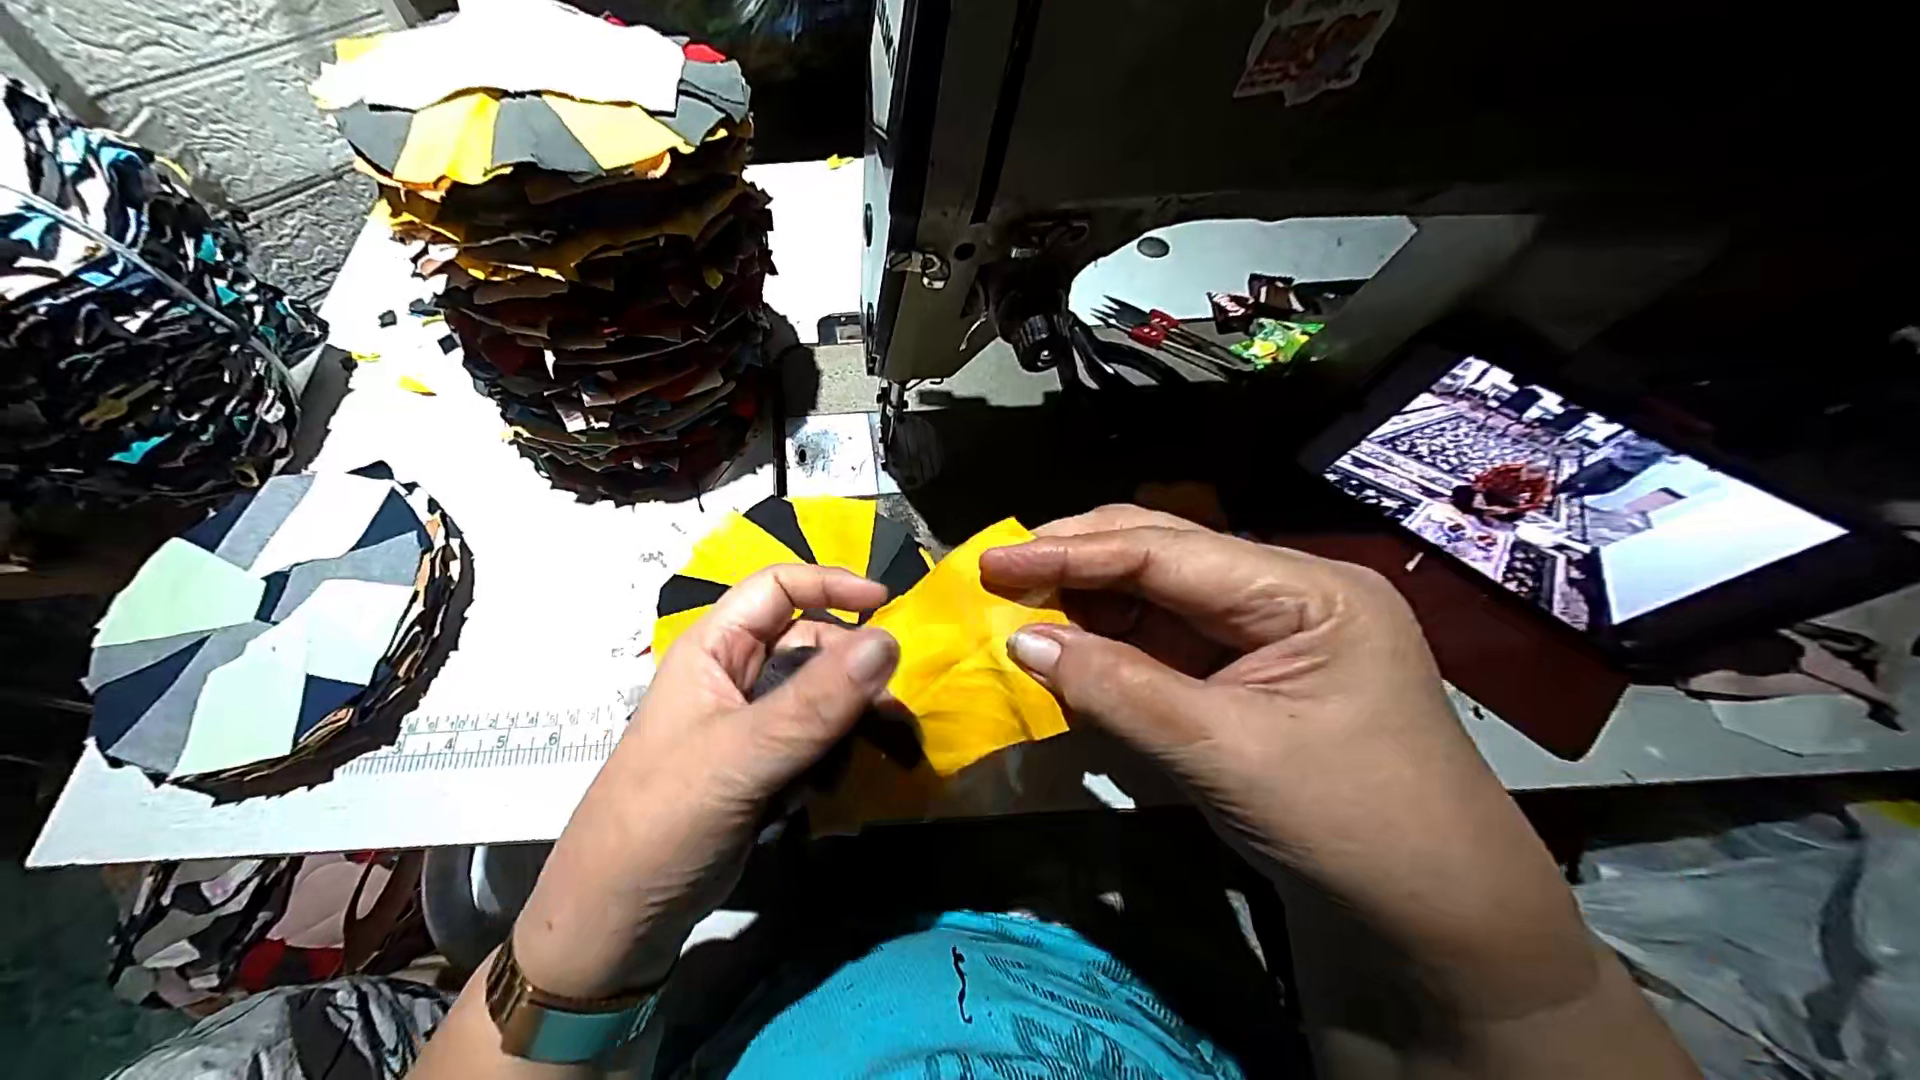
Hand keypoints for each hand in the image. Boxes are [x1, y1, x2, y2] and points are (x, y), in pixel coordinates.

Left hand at [512, 565, 898, 999]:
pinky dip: (839, 748)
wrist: (617, 921)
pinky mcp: (767, 763)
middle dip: (854, 665)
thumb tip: (890, 640)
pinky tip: (838, 780)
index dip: (831, 584)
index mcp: (714, 649)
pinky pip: (819, 735)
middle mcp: (735, 675)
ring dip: (854, 712)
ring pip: (821, 692)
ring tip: (882, 744)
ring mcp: (752, 722)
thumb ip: (816, 701)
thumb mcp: (741, 755)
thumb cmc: (662, 820)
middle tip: (891, 704)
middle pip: (811, 641)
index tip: (886, 605)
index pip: (777, 587)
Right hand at [979, 506, 1598, 1018]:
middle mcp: (1280, 590)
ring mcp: (1257, 628)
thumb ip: (1118, 689)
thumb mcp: (1226, 754)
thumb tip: (1021, 641)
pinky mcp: (1236, 667)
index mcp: (1305, 589)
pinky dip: (1104, 638)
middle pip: (1159, 551)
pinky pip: (1156, 636)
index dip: (1071, 552)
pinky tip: (1064, 642)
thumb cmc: (1351, 826)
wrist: (1429, 920)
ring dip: (1083, 595)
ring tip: (1016, 602)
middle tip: (998, 573)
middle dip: (1075, 558)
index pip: (1166, 550)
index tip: (994, 562)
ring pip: (1151, 590)